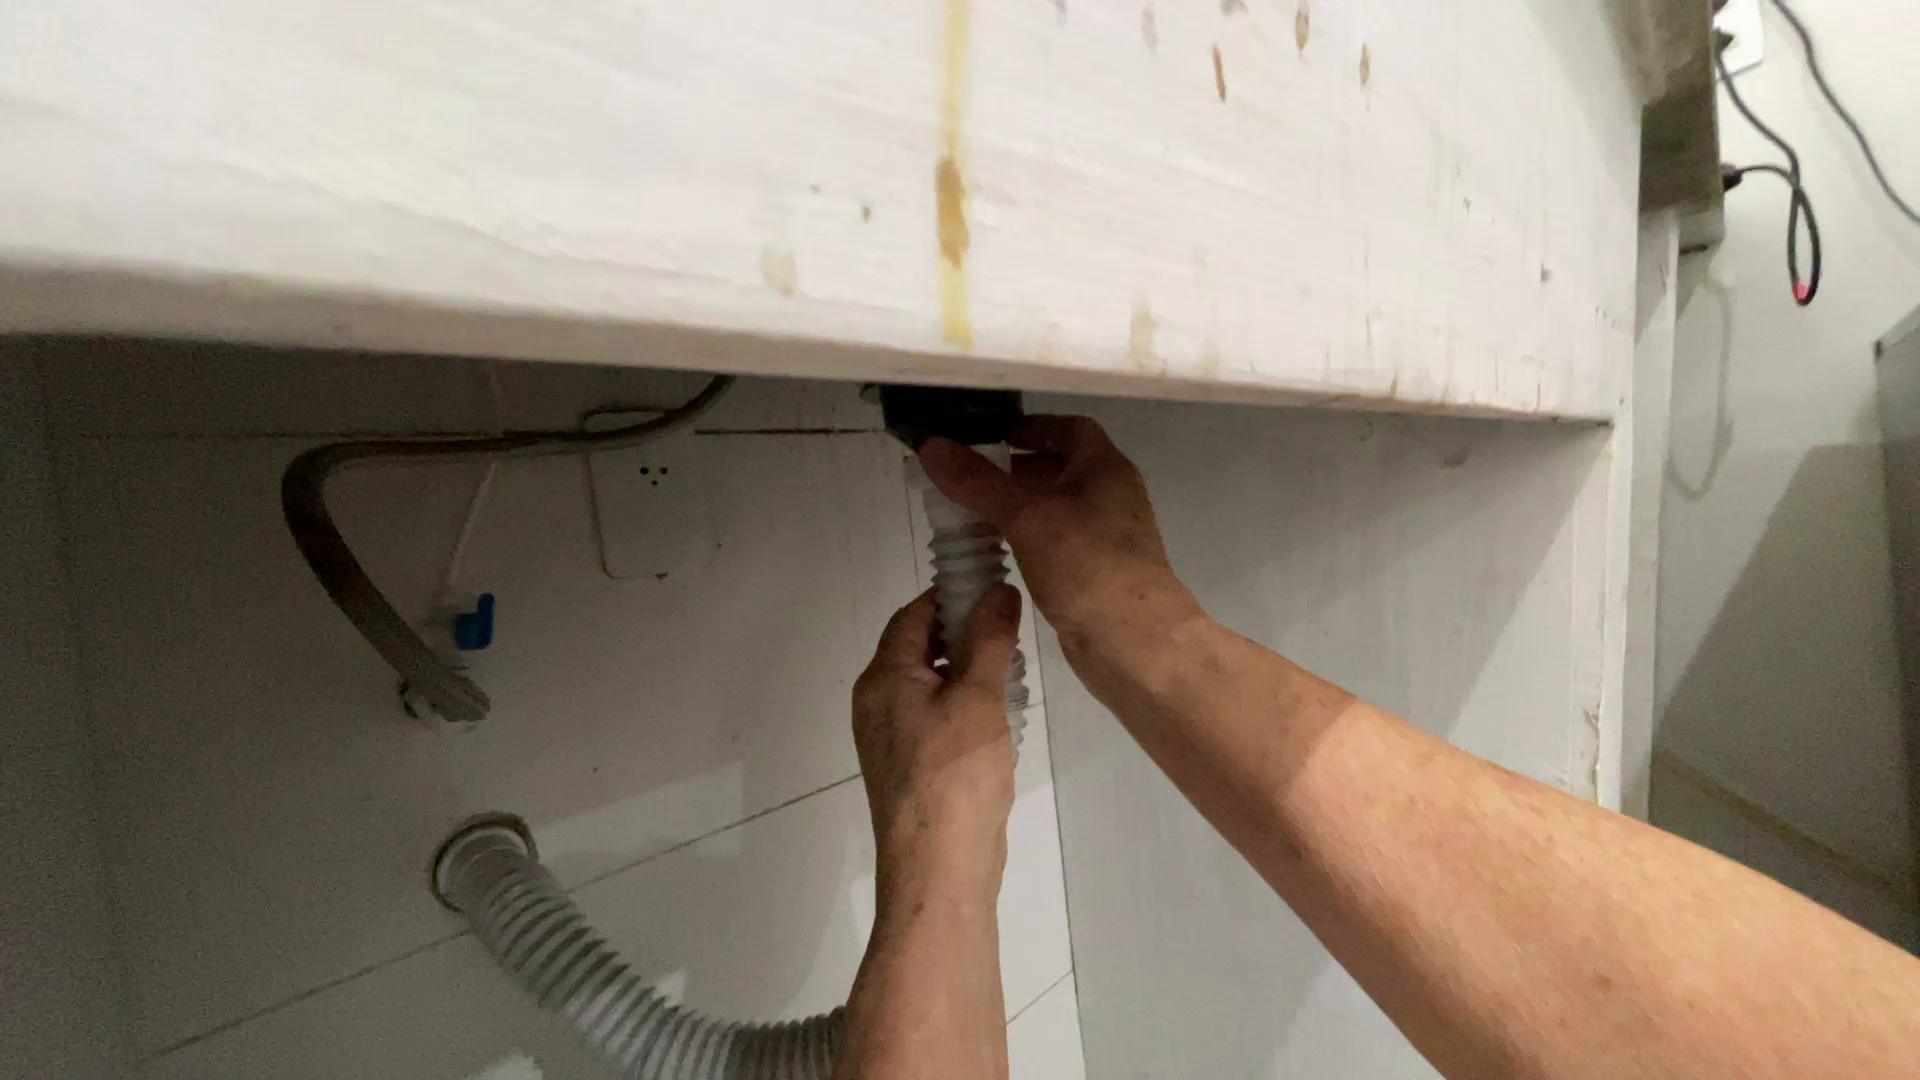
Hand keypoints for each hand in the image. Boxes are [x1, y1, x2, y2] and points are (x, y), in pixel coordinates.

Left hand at [852, 586, 1020, 894]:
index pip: (912, 614)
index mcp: (884, 677)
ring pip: (929, 684)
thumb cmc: (955, 773)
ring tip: (1013, 668)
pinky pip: (934, 716)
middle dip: (963, 632)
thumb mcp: (978, 696)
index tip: (992, 586)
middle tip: (1010, 628)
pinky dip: (963, 703)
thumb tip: (999, 590)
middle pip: (918, 647)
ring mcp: (890, 738)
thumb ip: (988, 638)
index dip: (950, 594)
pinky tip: (1000, 713)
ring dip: (967, 670)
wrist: (939, 870)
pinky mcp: (909, 766)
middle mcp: (877, 702)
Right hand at [919, 416, 1201, 653]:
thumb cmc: (1086, 565)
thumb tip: (932, 446)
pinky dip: (1027, 539)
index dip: (1032, 427)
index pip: (1070, 429)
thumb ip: (978, 482)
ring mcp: (1105, 537)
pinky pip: (1056, 542)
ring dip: (1018, 507)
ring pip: (1056, 509)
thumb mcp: (1026, 517)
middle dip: (1015, 470)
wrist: (1133, 641)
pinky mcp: (1094, 572)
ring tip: (971, 513)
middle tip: (969, 478)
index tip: (992, 436)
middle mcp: (1110, 496)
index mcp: (1105, 469)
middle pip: (1060, 469)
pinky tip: (997, 551)